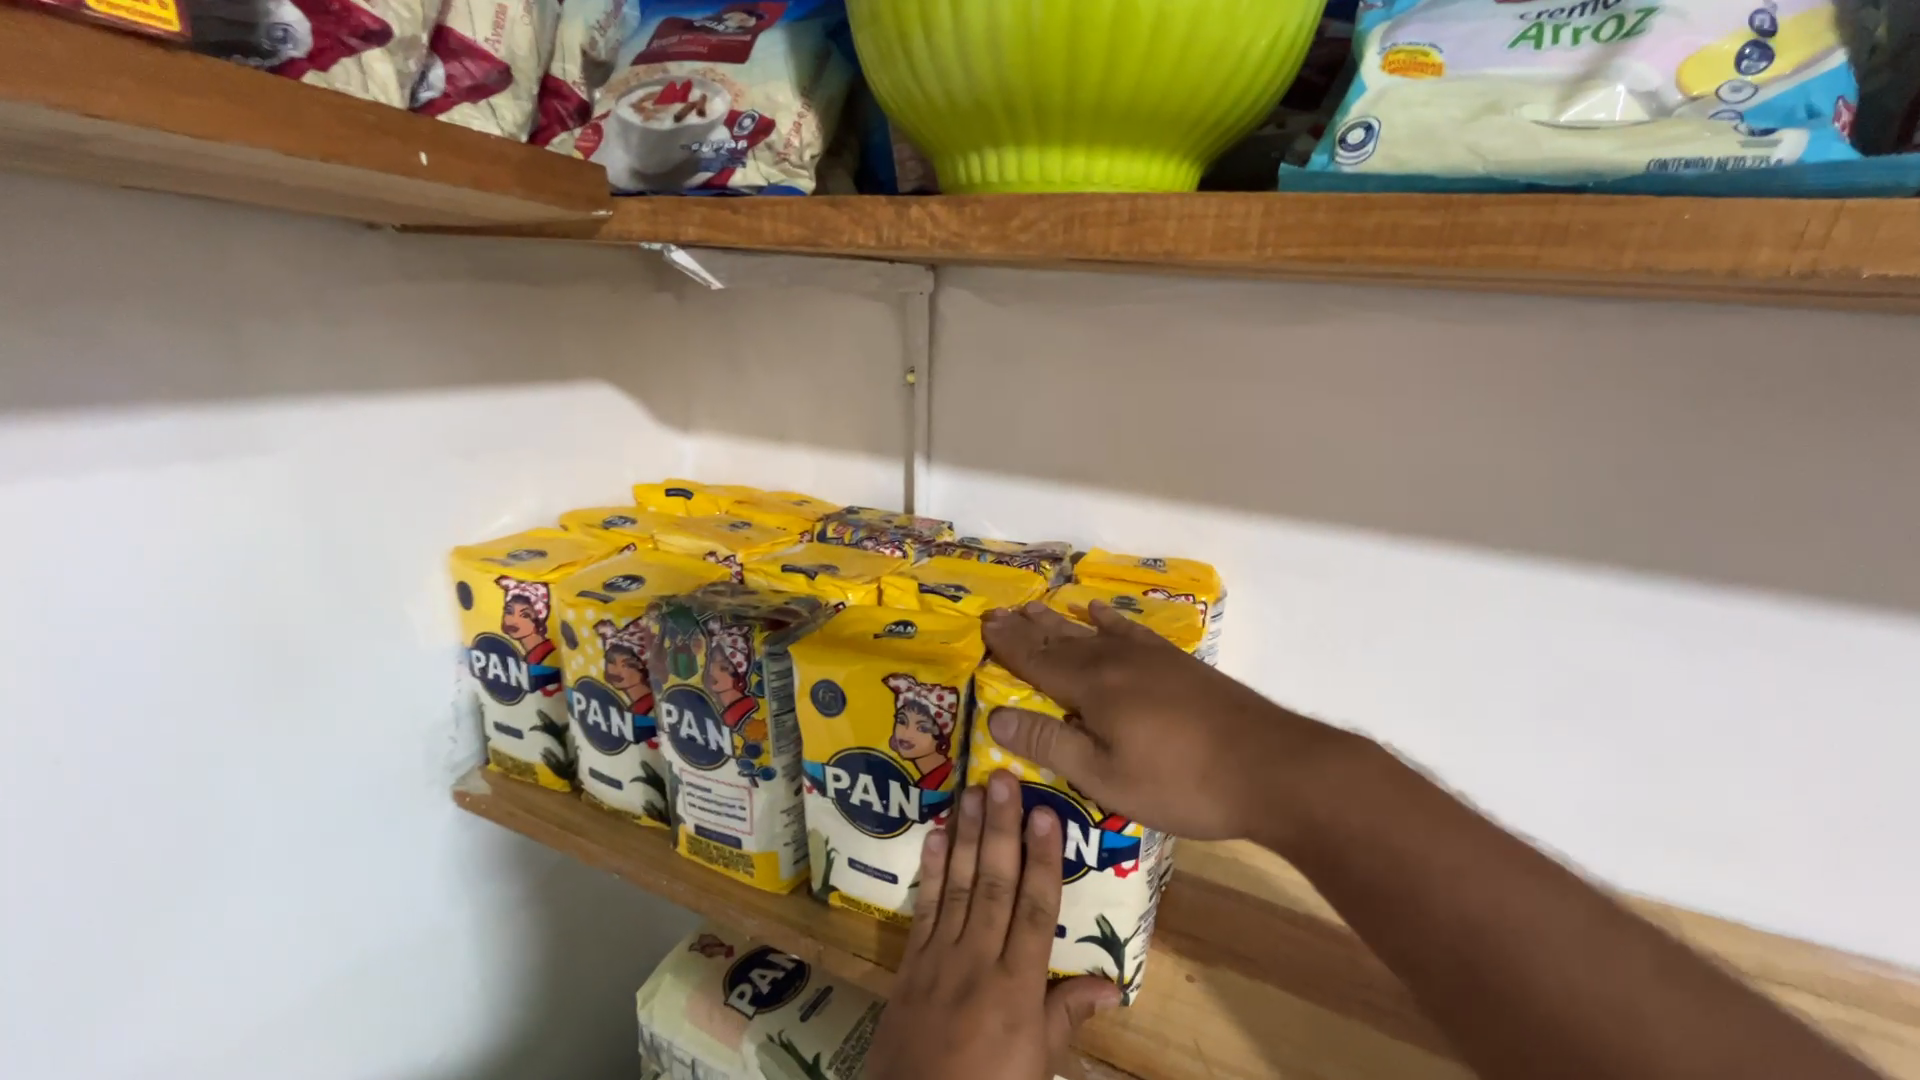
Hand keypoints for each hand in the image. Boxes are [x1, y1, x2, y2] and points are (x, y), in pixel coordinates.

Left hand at [864, 770, 1119, 1079]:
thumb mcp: (1040, 1062)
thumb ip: (1069, 1014)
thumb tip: (1115, 986)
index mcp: (1017, 986)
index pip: (1034, 909)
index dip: (1042, 859)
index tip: (1045, 814)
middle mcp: (978, 960)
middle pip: (993, 884)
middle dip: (1000, 830)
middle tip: (1003, 780)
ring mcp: (940, 957)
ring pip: (958, 885)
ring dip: (966, 836)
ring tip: (972, 791)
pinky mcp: (909, 964)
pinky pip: (923, 909)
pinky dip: (930, 871)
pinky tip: (936, 836)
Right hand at [981, 600, 1358, 848]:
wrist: (1272, 768)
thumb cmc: (1181, 783)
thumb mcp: (1106, 777)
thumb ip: (1050, 743)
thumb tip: (996, 716)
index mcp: (1092, 687)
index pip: (1037, 660)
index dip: (1008, 645)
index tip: (983, 625)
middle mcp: (1116, 660)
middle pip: (1061, 638)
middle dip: (1027, 627)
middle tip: (998, 611)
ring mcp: (1151, 658)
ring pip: (1093, 632)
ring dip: (1060, 620)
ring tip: (1037, 605)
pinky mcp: (1179, 664)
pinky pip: (1132, 631)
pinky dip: (1110, 621)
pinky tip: (1102, 614)